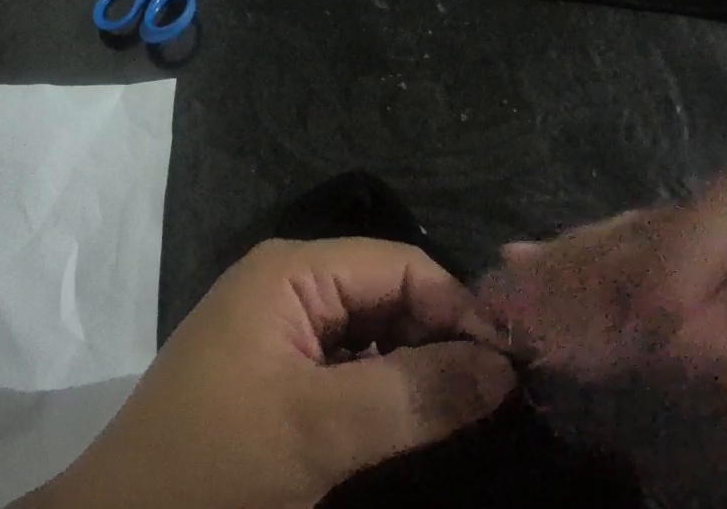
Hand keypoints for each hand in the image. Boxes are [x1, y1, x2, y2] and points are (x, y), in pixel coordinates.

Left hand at [16, 238, 515, 508]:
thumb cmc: (217, 460)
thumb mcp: (319, 430)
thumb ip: (413, 394)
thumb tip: (503, 369)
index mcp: (292, 271)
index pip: (400, 266)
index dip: (457, 311)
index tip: (509, 373)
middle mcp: (288, 282)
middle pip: (387, 292)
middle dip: (438, 338)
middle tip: (489, 400)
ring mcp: (279, 323)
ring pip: (371, 328)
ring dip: (413, 365)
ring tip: (458, 412)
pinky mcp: (275, 364)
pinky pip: (346, 359)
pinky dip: (381, 385)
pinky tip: (406, 419)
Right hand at [480, 163, 726, 508]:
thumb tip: (666, 321)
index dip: (691, 239)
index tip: (648, 313)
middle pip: (680, 222)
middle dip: (604, 254)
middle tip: (528, 282)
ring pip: (646, 248)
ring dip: (577, 265)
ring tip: (511, 280)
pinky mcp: (718, 320)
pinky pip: (638, 289)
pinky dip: (583, 291)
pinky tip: (532, 286)